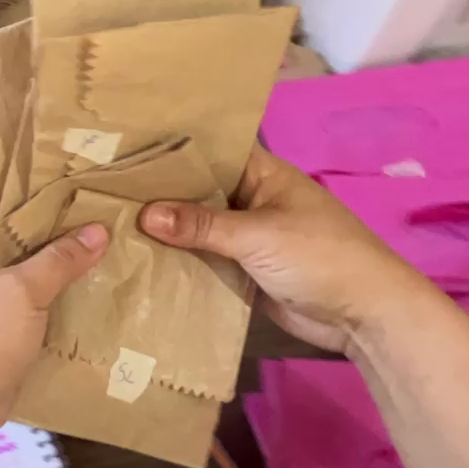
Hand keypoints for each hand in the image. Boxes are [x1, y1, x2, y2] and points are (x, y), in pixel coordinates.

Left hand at [0, 196, 107, 433]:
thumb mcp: (22, 292)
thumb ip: (59, 259)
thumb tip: (99, 230)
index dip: (28, 181)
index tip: (71, 166)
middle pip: (18, 229)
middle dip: (56, 217)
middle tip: (103, 196)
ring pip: (31, 263)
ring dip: (63, 253)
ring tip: (110, 229)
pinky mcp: (7, 321)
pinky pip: (37, 293)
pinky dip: (62, 285)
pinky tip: (98, 276)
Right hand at [139, 146, 439, 351]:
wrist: (364, 316)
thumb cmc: (320, 257)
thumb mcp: (258, 235)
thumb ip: (200, 225)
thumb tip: (143, 214)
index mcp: (262, 175)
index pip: (210, 152)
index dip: (172, 151)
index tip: (124, 151)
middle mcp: (249, 199)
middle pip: (196, 191)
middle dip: (157, 193)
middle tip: (104, 190)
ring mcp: (243, 235)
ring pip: (194, 226)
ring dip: (163, 230)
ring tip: (109, 223)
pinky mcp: (239, 267)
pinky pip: (200, 257)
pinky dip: (176, 258)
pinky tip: (137, 258)